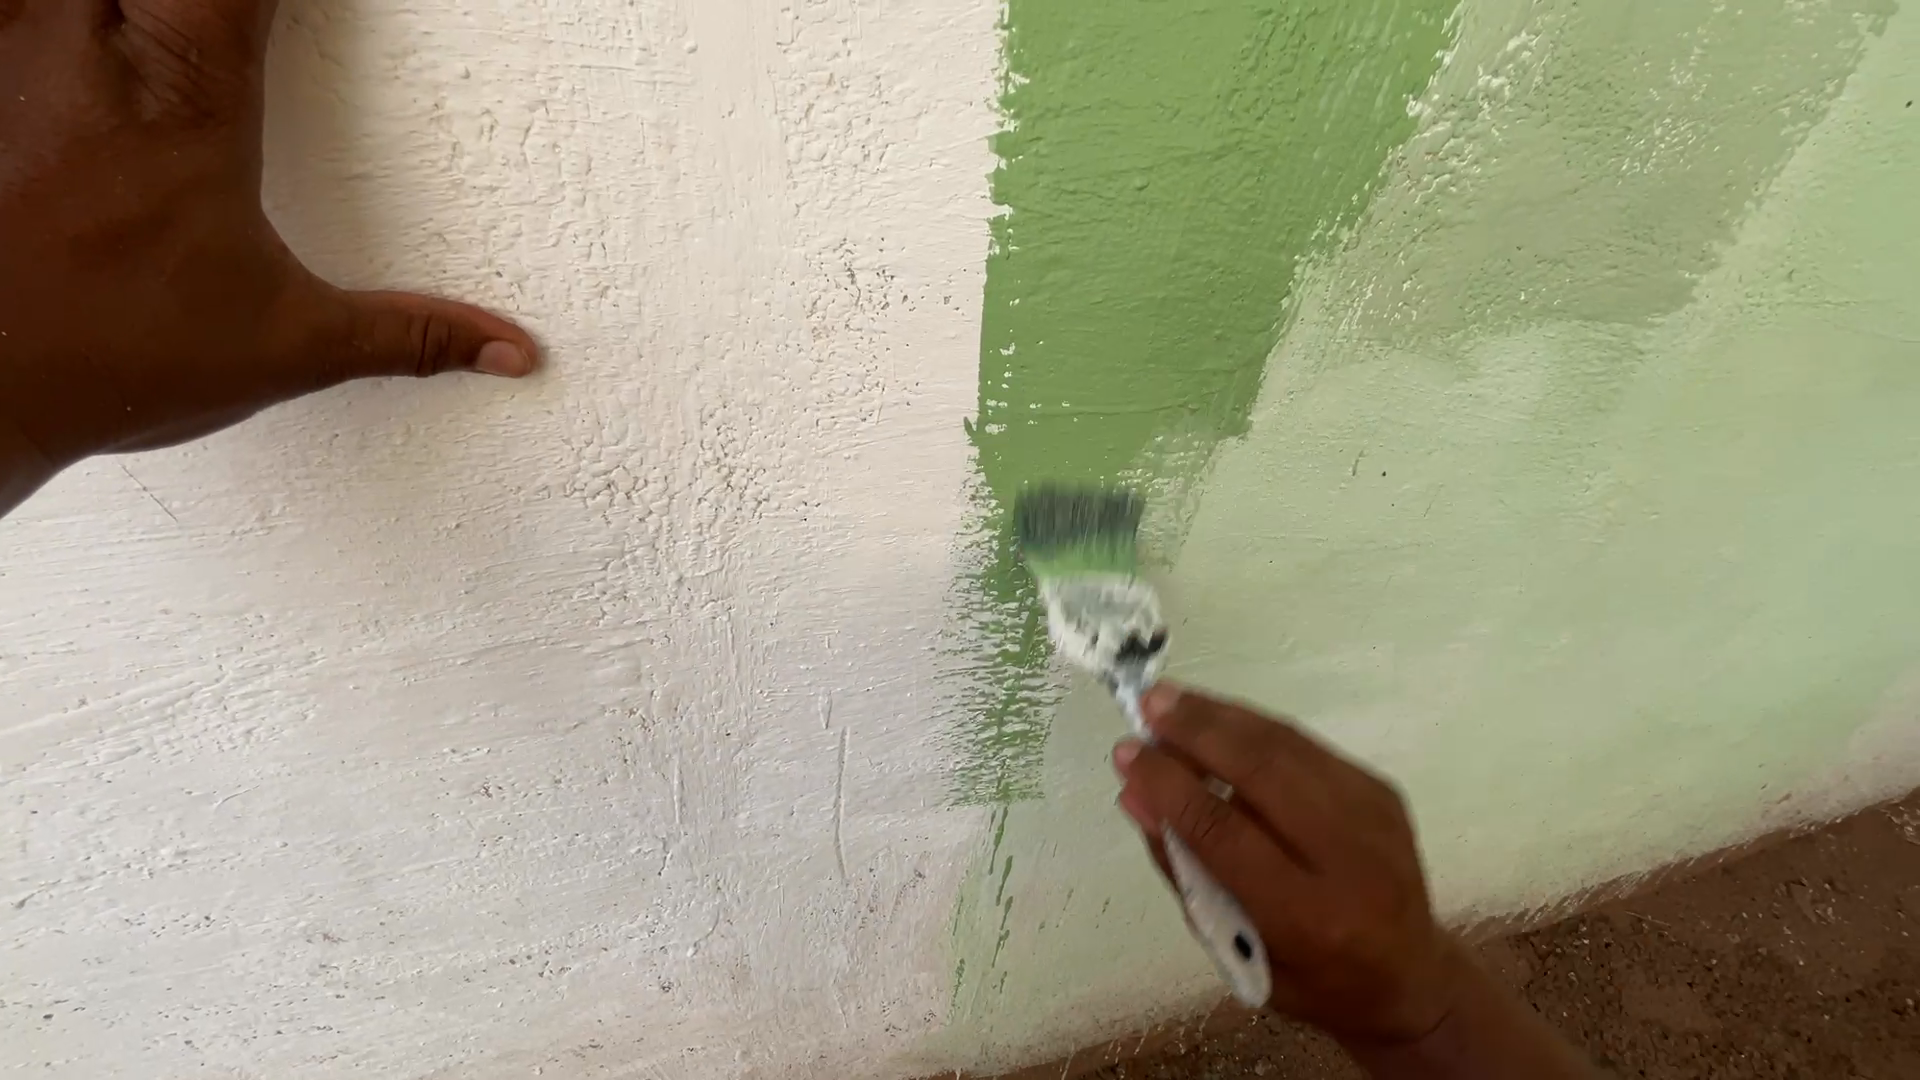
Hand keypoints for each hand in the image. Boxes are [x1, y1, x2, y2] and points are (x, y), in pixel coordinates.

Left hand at [0, 0, 537, 508]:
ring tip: (180, 13)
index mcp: (181, 104)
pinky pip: (13, 2)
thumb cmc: (111, 354)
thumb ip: (417, 337)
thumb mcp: (302, 346)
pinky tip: (94, 26)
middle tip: (254, 14)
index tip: (359, 7)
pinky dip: (71, 10)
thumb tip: (508, 350)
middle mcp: (76, 51)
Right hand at [1113, 684, 1465, 1046]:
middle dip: (1196, 732)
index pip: (1223, 832)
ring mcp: (1373, 816)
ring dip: (1219, 715)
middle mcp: (1350, 859)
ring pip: (1283, 744)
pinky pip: (1302, 743)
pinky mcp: (1380, 789)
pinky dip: (1250, 724)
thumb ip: (1180, 866)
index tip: (1127, 753)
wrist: (1408, 977)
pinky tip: (1214, 716)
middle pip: (1261, 772)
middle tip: (1147, 705)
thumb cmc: (1305, 974)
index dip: (1169, 785)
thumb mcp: (1230, 945)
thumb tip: (1134, 793)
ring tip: (1169, 699)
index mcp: (1308, 916)